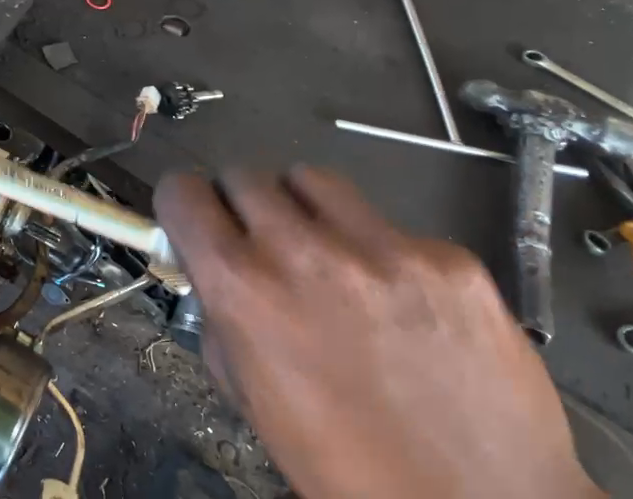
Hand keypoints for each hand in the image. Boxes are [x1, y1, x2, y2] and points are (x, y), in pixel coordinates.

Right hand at [155, 166, 601, 498]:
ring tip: (326, 253)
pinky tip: (400, 301)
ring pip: (313, 180)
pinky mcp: (450, 259)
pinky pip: (390, 225)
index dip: (183, 205)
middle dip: (241, 205)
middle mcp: (302, 250)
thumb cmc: (339, 458)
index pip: (182, 190)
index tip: (196, 221)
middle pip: (244, 175)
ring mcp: (383, 249)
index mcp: (240, 284)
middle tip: (261, 244)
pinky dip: (380, 250)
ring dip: (304, 208)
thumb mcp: (245, 386)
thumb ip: (219, 309)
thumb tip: (210, 265)